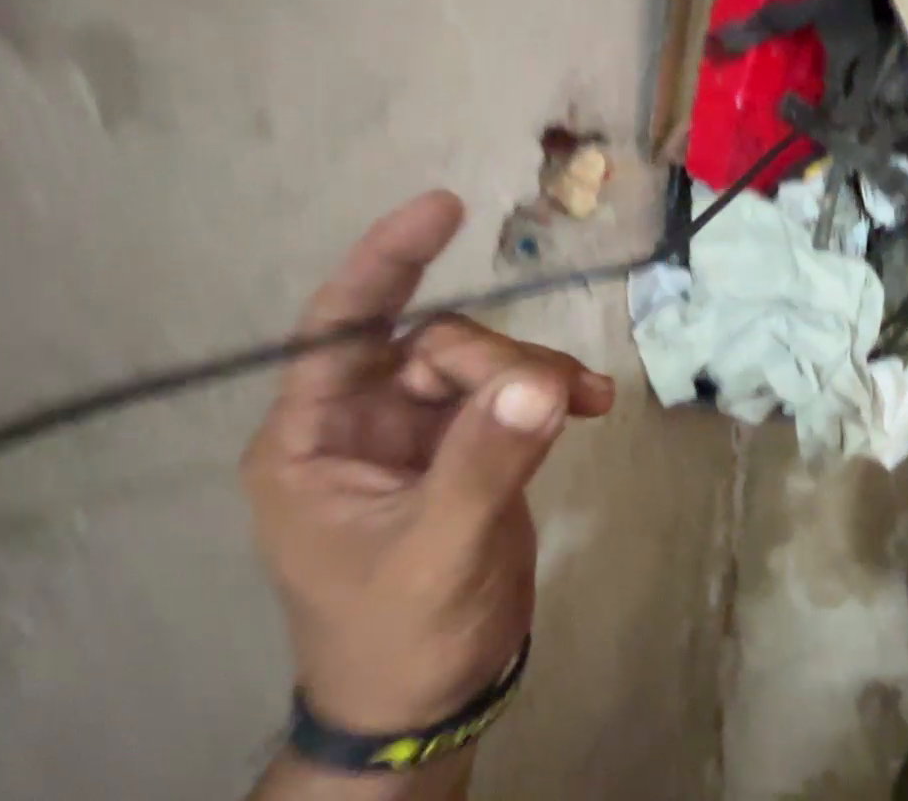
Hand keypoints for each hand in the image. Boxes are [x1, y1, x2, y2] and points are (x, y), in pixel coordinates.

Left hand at [242, 191, 614, 735]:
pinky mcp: (470, 454)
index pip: (340, 330)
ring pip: (485, 368)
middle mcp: (363, 426)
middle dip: (501, 361)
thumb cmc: (403, 633)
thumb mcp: (440, 552)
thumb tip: (540, 380)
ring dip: (538, 376)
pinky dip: (551, 398)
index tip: (443, 209)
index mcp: (316, 441)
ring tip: (588, 403)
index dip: (386, 263)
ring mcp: (421, 438)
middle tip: (557, 398)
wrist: (430, 697)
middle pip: (437, 347)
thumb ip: (485, 463)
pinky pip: (513, 400)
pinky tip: (591, 406)